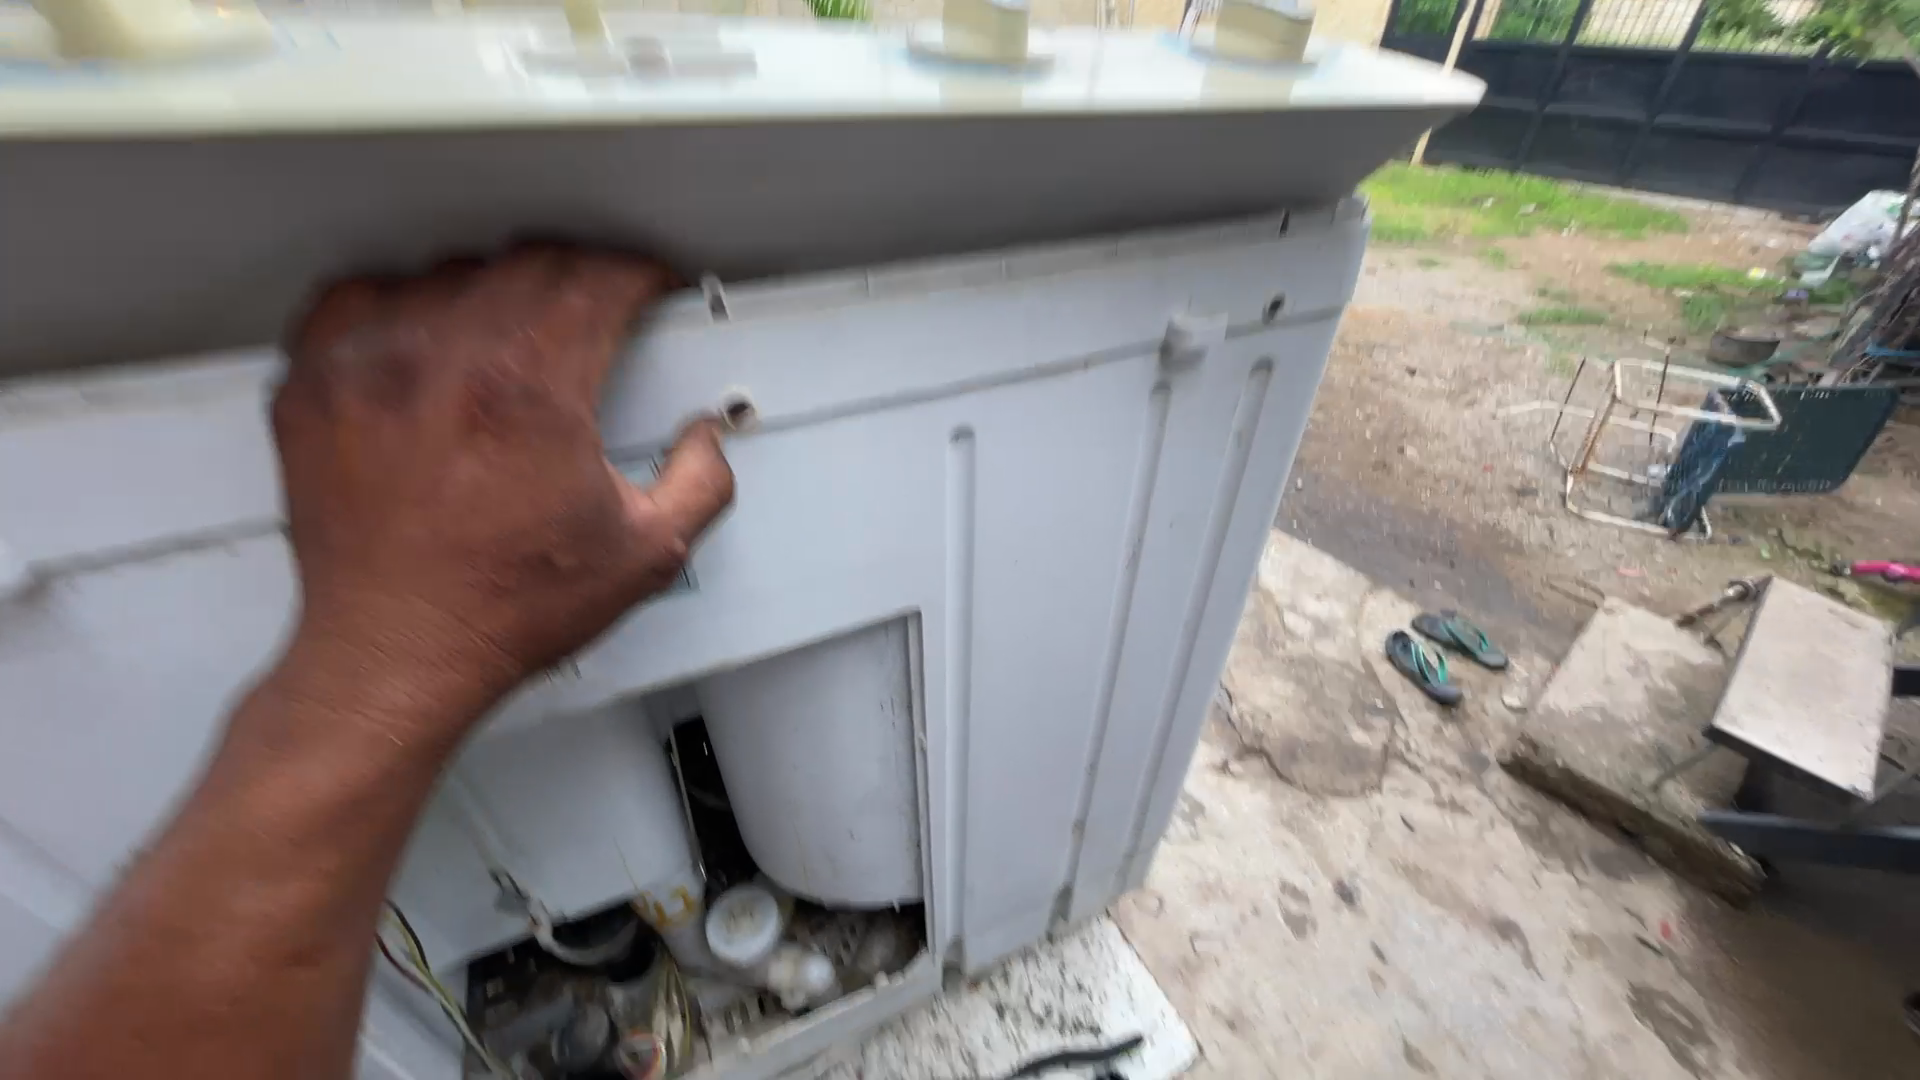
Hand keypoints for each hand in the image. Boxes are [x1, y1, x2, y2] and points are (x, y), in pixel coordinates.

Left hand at [270, 245, 733, 729]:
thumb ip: (701, 482)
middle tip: (608, 297)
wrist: (403, 651)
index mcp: (532, 394)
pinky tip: (442, 331)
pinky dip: (415, 299)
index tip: (652, 282)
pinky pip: (364, 297)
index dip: (638, 272)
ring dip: (509, 285)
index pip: (595, 282)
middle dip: (585, 272)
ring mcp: (369, 368)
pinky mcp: (318, 387)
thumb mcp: (648, 552)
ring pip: (452, 271)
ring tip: (535, 322)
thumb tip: (707, 439)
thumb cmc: (511, 604)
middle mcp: (445, 362)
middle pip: (529, 264)